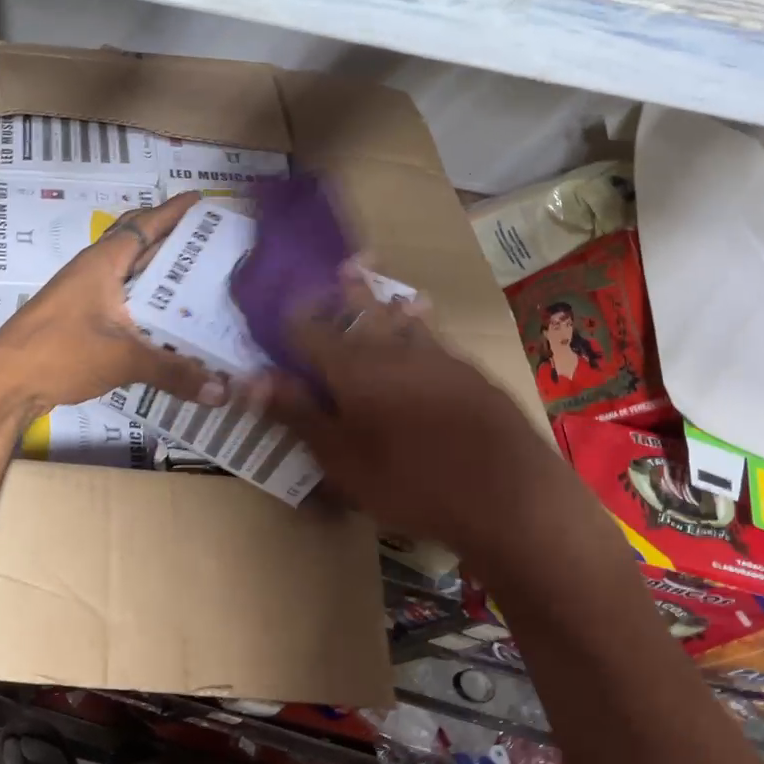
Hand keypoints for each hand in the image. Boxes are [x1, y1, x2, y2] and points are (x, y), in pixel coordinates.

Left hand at [0, 193, 229, 418]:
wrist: (5, 383)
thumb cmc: (60, 354)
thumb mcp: (122, 359)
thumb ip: (174, 372)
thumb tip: (224, 391)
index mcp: (102, 263)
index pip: (145, 224)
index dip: (174, 211)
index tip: (205, 201)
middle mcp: (92, 273)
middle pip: (139, 247)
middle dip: (174, 244)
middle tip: (217, 247)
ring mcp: (83, 298)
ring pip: (130, 280)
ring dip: (161, 280)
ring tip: (204, 286)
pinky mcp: (79, 323)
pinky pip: (122, 306)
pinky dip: (146, 309)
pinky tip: (169, 327)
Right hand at [246, 264, 581, 563]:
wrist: (512, 499)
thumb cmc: (408, 482)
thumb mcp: (339, 457)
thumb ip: (297, 413)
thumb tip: (251, 378)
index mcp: (352, 368)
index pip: (309, 331)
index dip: (289, 317)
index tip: (277, 304)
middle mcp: (393, 352)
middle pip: (363, 312)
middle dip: (347, 291)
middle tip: (343, 264)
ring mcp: (440, 360)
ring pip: (406, 321)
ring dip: (389, 305)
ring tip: (385, 288)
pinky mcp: (473, 377)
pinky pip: (437, 339)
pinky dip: (422, 327)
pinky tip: (427, 329)